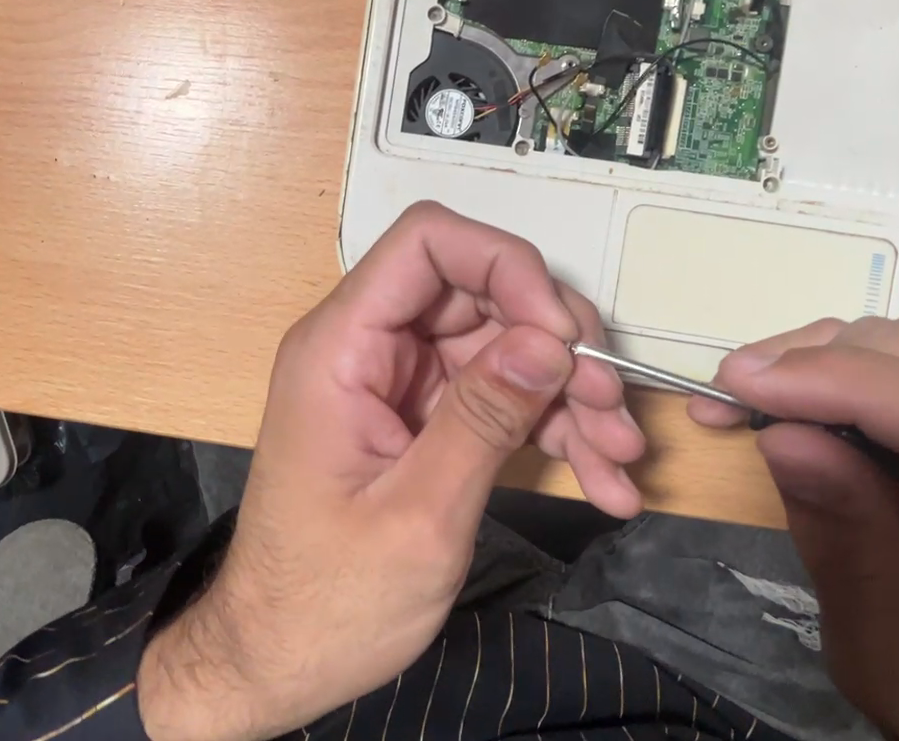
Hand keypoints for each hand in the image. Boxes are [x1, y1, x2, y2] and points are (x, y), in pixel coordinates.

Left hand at [137, 201, 644, 740]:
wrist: (279, 656)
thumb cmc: (328, 599)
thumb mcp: (418, 515)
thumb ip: (483, 417)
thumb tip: (548, 337)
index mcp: (342, 346)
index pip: (426, 242)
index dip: (504, 265)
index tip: (562, 334)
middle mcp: (368, 347)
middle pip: (476, 292)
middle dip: (554, 340)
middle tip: (612, 405)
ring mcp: (396, 381)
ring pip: (499, 347)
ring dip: (567, 393)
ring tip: (620, 456)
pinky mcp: (420, 416)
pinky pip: (495, 397)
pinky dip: (549, 429)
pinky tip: (600, 481)